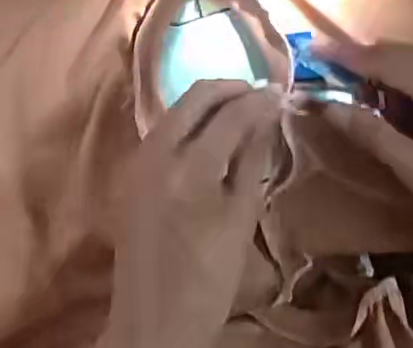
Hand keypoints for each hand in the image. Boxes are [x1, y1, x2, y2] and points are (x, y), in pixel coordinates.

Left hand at [101, 80, 280, 347]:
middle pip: (199, 95)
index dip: (260, 99)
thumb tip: (270, 112)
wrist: (152, 324)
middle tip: (260, 94)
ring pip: (180, 105)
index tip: (281, 91)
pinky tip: (213, 128)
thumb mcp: (242, 218)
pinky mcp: (132, 167)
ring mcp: (139, 157)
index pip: (232, 114)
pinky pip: (166, 124)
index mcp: (190, 169)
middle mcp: (158, 151)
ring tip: (242, 108)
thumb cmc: (208, 279)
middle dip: (233, 88)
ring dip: (212, 100)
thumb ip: (254, 156)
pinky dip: (192, 117)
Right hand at [304, 41, 412, 254]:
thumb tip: (329, 107)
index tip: (311, 50)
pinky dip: (402, 75)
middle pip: (395, 52)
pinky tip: (393, 101)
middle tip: (326, 77)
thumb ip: (375, 134)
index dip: (344, 55)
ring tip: (355, 93)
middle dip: (359, 61)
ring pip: (411, 56)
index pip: (383, 60)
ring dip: (380, 69)